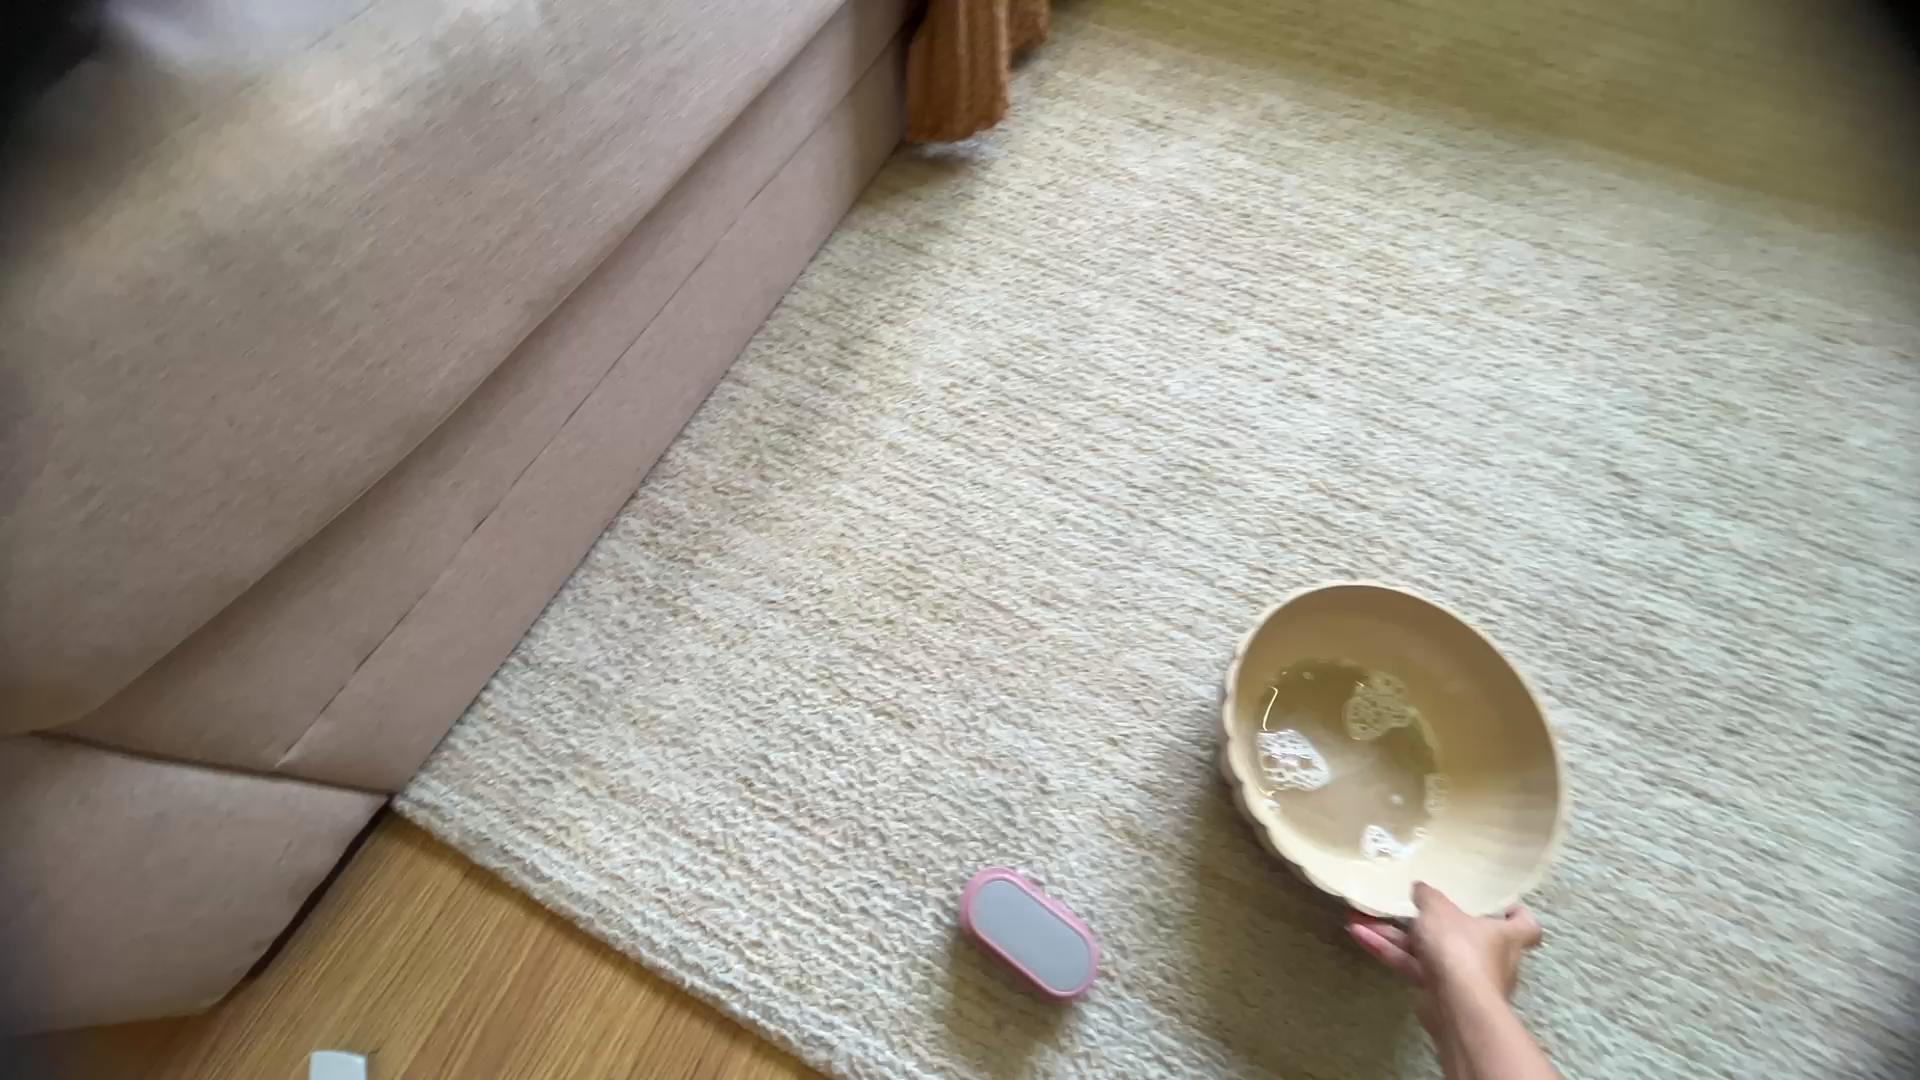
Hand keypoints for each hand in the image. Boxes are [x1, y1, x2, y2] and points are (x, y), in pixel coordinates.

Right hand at [1347, 881, 1542, 999]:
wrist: (1456, 1002)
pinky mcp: (1439, 992)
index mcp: (1504, 936)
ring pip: (1427, 950)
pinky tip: (1358, 934)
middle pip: (1464, 935)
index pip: (1524, 925)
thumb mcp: (1438, 908)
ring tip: (1360, 917)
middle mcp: (1490, 958)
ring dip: (1392, 934)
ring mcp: (1464, 978)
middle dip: (1429, 921)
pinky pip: (1412, 965)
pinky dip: (1387, 951)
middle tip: (1406, 904)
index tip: (1500, 902)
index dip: (1514, 913)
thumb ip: (1428, 895)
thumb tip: (1422, 889)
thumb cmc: (1459, 947)